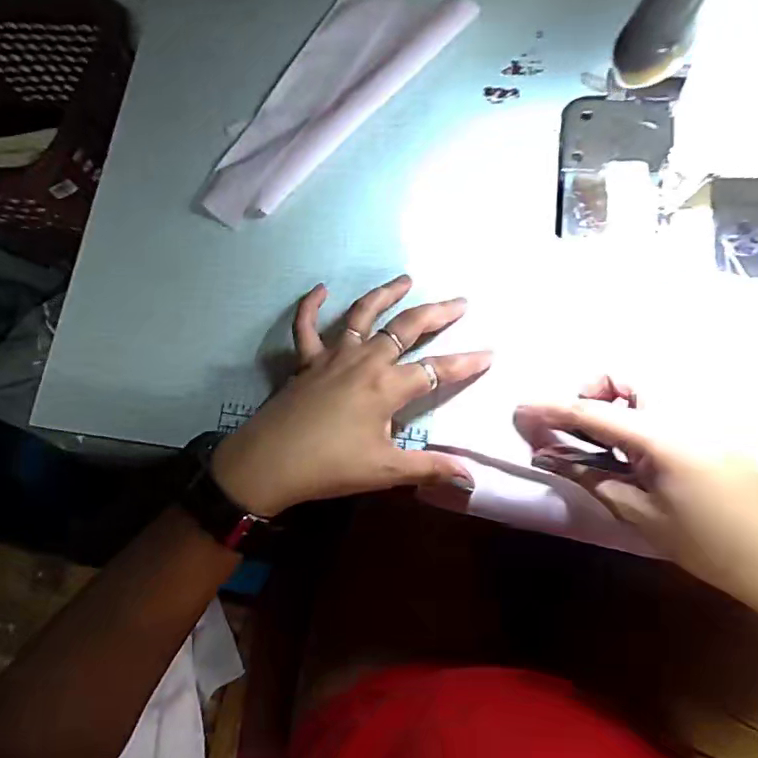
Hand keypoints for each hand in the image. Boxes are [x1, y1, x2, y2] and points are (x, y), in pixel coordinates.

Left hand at [210, 276, 491, 516]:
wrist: (268, 464)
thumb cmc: (331, 467)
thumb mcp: (385, 472)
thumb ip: (429, 468)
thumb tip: (470, 478)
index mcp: (388, 386)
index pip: (437, 371)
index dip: (466, 363)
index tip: (489, 354)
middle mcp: (365, 361)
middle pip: (406, 328)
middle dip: (437, 313)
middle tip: (459, 302)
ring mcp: (333, 356)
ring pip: (363, 315)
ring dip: (385, 294)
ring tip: (405, 279)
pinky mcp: (306, 361)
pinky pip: (306, 326)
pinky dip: (312, 305)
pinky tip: (320, 289)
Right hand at [515, 377, 757, 655]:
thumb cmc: (714, 546)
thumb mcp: (644, 516)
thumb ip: (594, 478)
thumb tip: (551, 456)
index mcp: (660, 433)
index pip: (592, 411)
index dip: (551, 410)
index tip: (520, 412)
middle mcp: (685, 409)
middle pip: (626, 379)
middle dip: (594, 394)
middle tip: (582, 434)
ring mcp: (709, 414)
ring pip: (651, 391)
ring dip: (620, 407)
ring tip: (614, 452)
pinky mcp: (725, 425)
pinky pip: (674, 408)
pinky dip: (647, 420)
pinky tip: (649, 458)